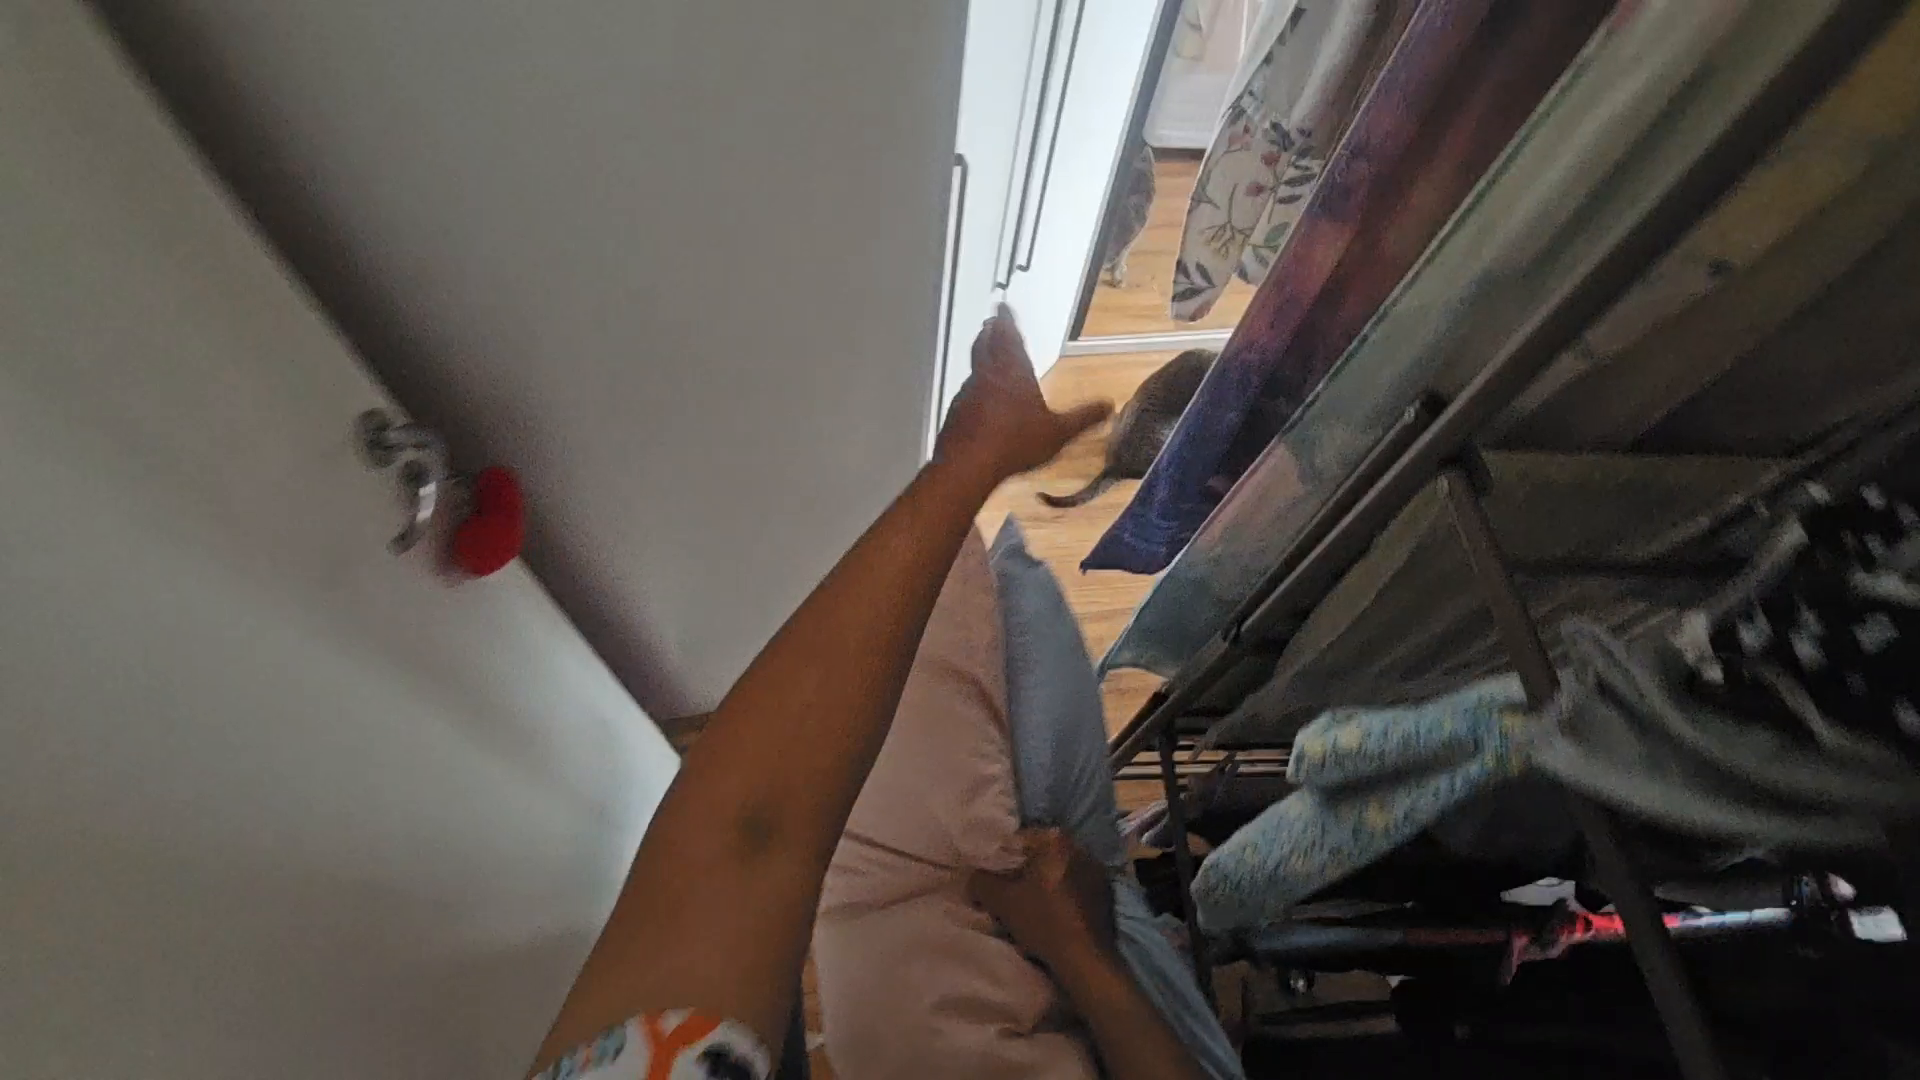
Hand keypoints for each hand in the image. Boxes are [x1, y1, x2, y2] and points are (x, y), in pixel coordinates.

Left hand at [933, 305, 1112, 486]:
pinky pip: (967, 390)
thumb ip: (1083, 418)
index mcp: (1014, 371)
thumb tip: (1110, 405)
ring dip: (980, 355)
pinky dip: (974, 385)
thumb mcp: (1057, 433)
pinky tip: (978, 397)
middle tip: (991, 322)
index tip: (1002, 306)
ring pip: (975, 366)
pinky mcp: (955, 410)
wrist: (968, 463)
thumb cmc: (1016, 442)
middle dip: (990, 331)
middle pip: (986, 344)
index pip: (1009, 336)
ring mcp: (968, 392)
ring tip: (985, 351)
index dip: (1007, 320)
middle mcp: (988, 374)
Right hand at [970, 828, 1116, 973]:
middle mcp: (1081, 847)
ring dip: (1047, 885)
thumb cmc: (1043, 921)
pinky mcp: (1107, 896)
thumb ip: (981, 882)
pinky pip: (1077, 889)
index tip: (992, 877)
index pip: (1020, 840)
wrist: (1086, 960)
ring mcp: (1098, 872)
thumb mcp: (1002, 901)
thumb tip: (972, 878)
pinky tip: (1054, 917)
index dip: (1002, 858)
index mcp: (1057, 840)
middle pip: (1042, 855)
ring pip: (1061, 872)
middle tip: (1009, 892)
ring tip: (1031, 907)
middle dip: (1026, 871)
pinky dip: (1064, 897)